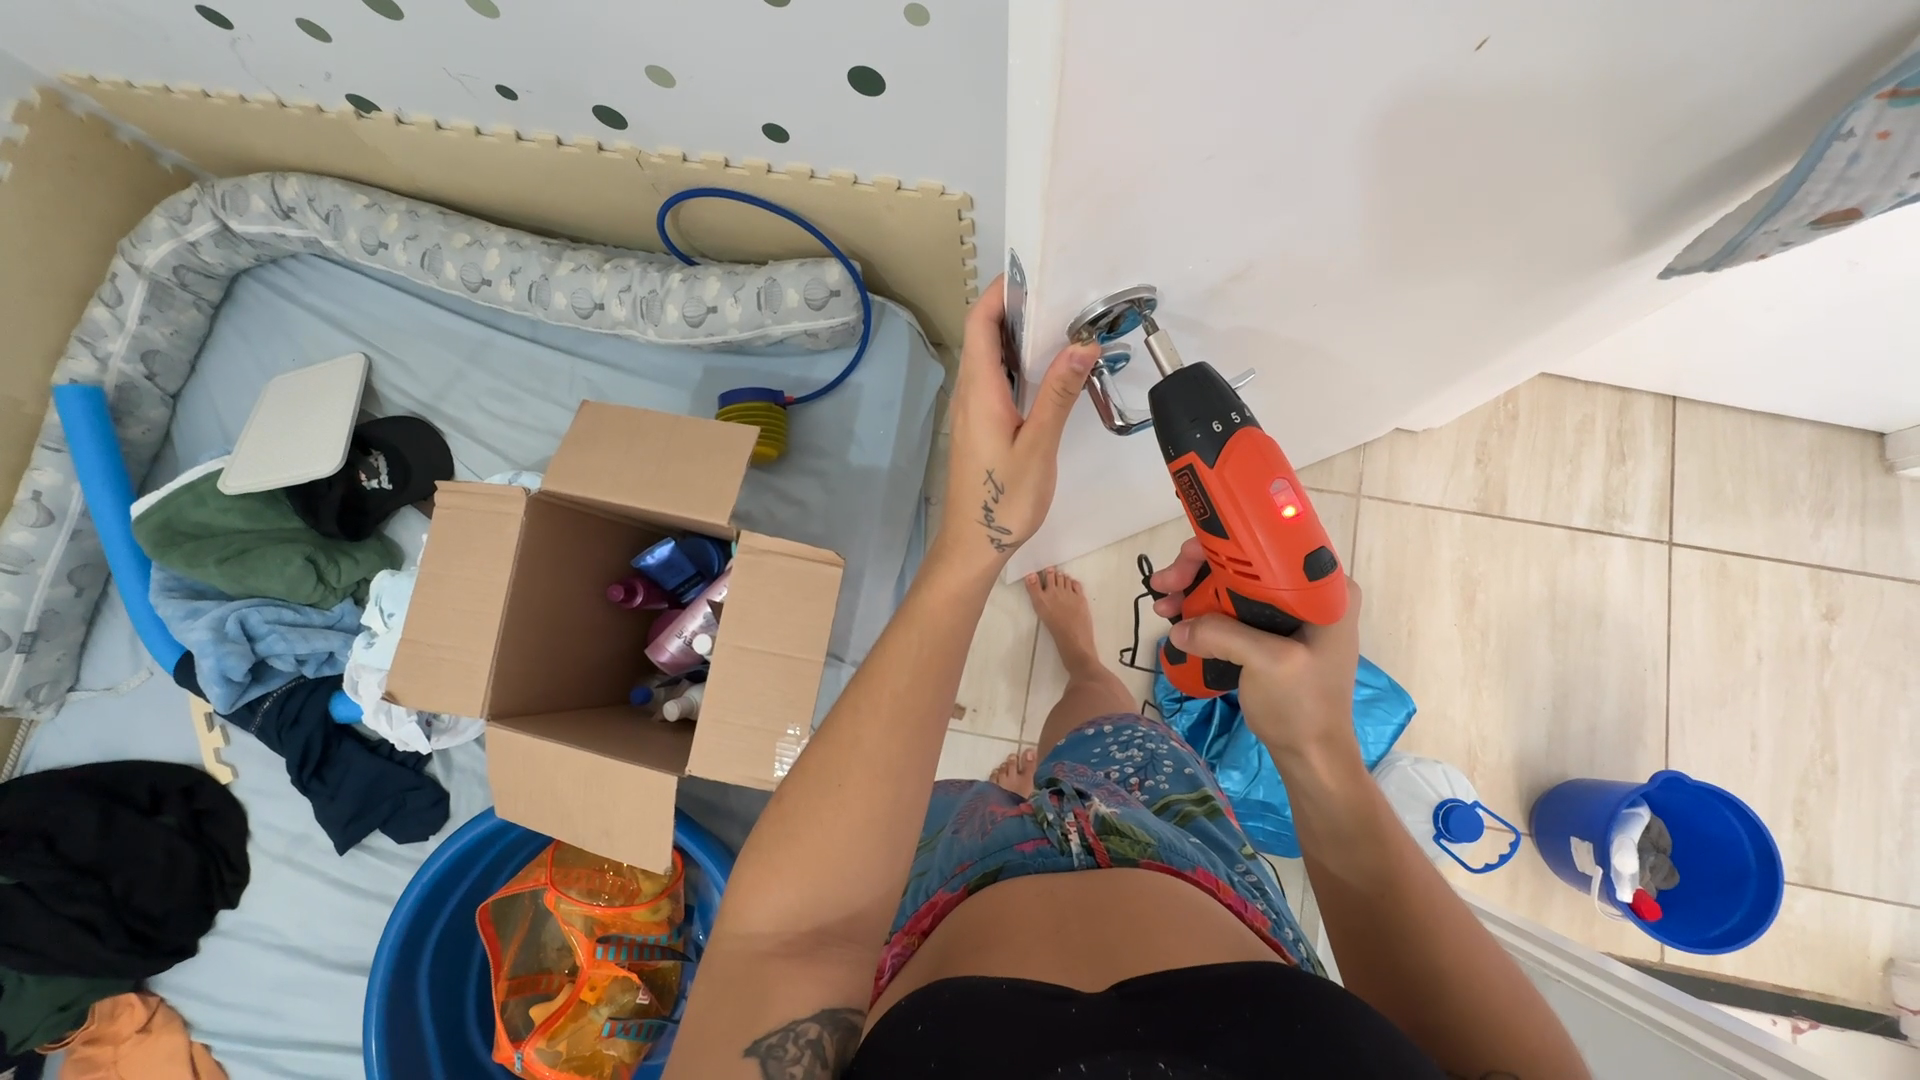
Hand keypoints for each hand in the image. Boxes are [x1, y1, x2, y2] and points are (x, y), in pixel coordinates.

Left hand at [932, 273, 1100, 573]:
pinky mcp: (979, 425)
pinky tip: (1049, 372)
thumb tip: (1082, 344)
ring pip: (991, 358)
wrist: (974, 543)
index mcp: (979, 390)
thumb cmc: (1004, 499)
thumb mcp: (1038, 446)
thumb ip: (1059, 394)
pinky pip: (995, 381)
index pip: (980, 322)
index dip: (1001, 291)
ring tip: (1063, 326)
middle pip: (984, 334)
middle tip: (1063, 298)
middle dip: (1018, 309)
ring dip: (1020, 338)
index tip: (1035, 273)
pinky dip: (1019, 366)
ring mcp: (972, 410)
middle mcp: (970, 392)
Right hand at [1150, 537, 1363, 764]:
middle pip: (1245, 561)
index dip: (1226, 542)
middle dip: (1199, 568)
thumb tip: (1178, 626)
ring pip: (1231, 583)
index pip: (1271, 545)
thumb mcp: (1268, 664)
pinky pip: (1230, 607)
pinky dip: (1202, 610)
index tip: (1190, 556)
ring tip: (1162, 605)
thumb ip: (1223, 635)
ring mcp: (1287, 613)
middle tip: (1165, 584)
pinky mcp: (1269, 631)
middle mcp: (1308, 592)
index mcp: (1325, 589)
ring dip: (1193, 589)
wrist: (1311, 754)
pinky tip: (1177, 620)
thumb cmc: (1303, 707)